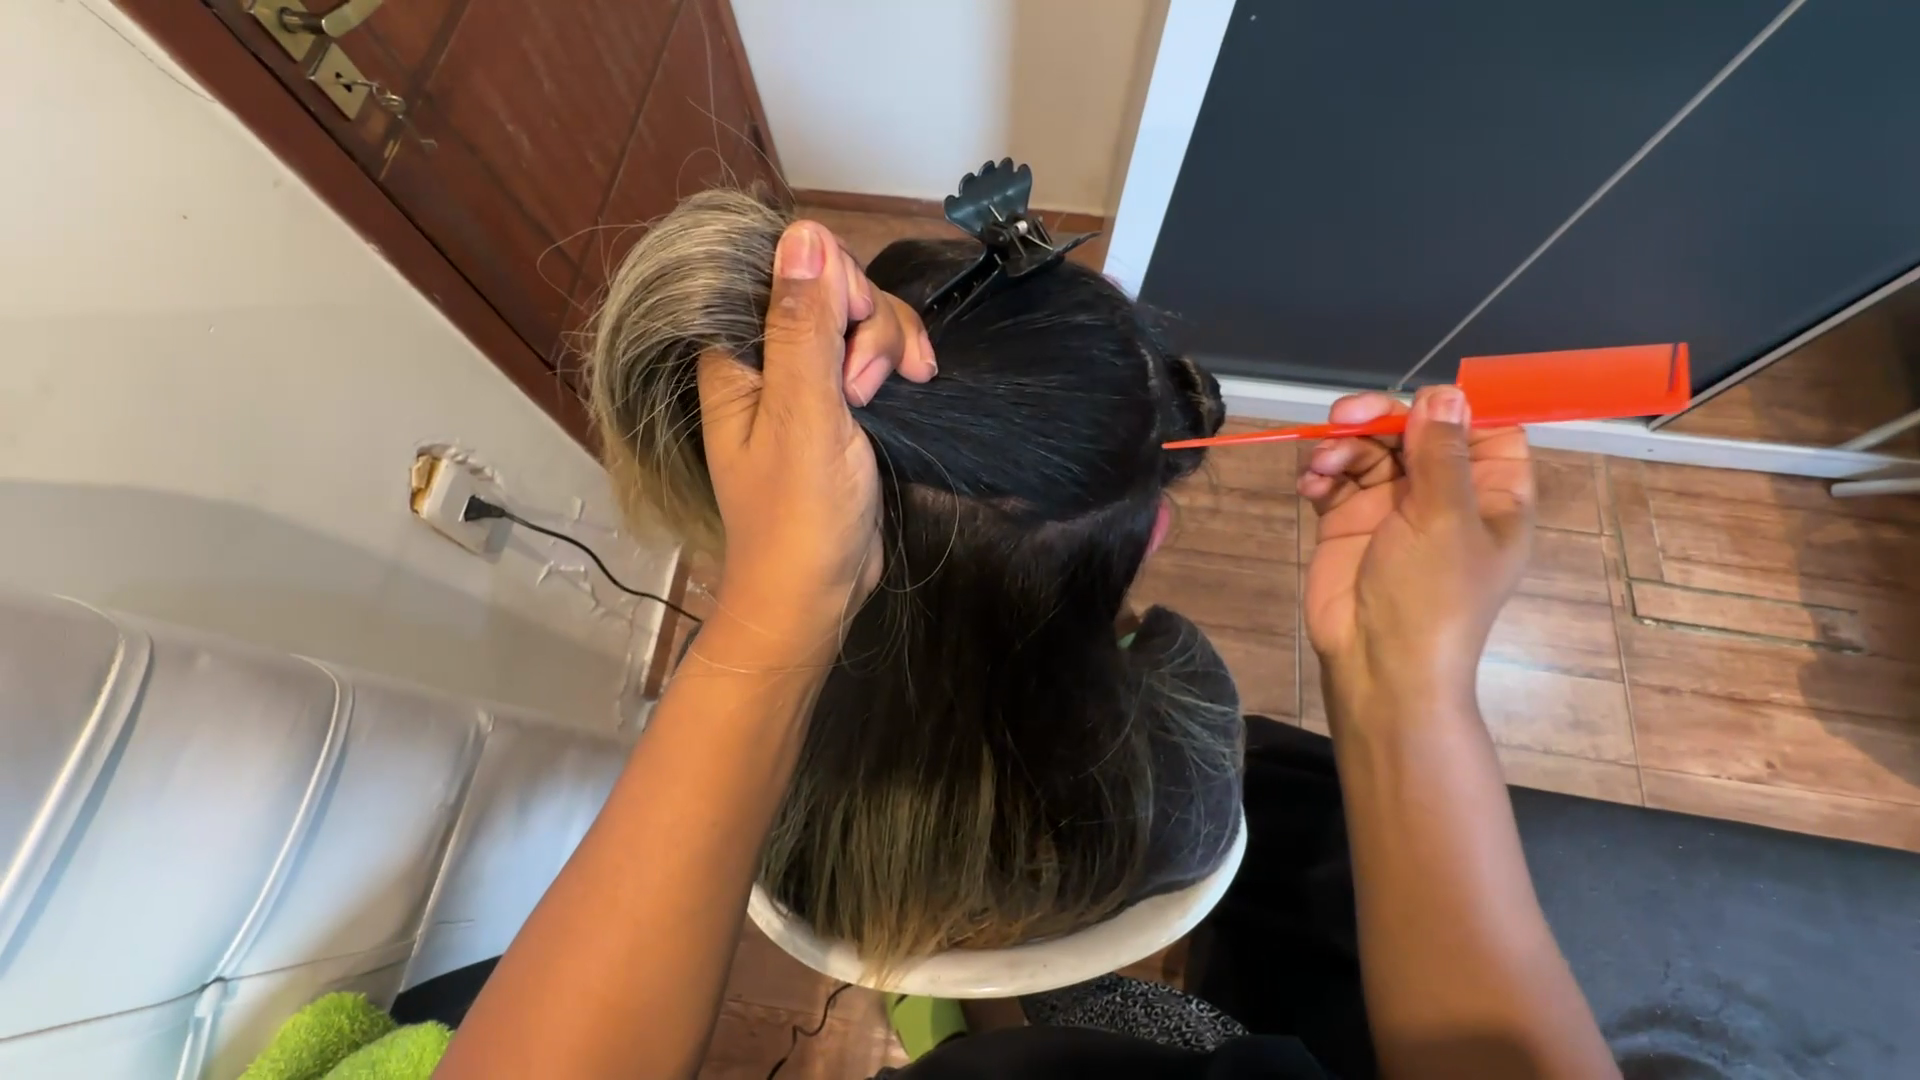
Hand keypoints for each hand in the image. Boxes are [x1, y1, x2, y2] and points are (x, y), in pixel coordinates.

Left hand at [697, 221, 933, 640]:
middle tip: (866, 388)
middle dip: (867, 325)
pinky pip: (873, 355)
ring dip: (889, 346)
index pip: (786, 270)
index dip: (830, 285)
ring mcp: (808, 383)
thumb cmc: (800, 514)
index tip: (850, 334)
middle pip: (831, 290)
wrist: (817, 592)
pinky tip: (917, 382)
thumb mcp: (804, 417)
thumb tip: (805, 234)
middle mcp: (770, 359)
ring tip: (894, 394)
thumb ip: (803, 326)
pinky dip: (898, 362)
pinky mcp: (841, 406)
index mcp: (739, 354)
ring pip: (861, 320)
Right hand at [1297, 385, 1534, 712]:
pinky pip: (1334, 480)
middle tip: (1343, 418)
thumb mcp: (1447, 519)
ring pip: (1368, 450)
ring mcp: (1392, 507)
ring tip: (1320, 467)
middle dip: (1378, 419)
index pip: (1485, 429)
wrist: (1376, 659)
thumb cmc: (1432, 594)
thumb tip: (1444, 393)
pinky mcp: (1347, 521)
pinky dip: (1320, 476)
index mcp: (1491, 493)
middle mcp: (1443, 493)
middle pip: (1414, 431)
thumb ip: (1442, 453)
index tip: (1418, 402)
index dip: (1454, 409)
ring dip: (1341, 448)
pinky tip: (1310, 487)